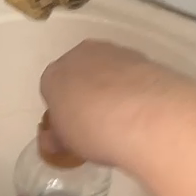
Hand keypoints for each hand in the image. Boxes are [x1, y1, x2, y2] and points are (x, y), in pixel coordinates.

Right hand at [39, 40, 195, 170]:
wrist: (142, 115)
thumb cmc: (94, 130)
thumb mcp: (69, 144)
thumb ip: (58, 138)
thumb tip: (53, 140)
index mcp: (54, 75)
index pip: (52, 89)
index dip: (64, 110)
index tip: (75, 127)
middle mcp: (80, 55)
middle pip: (80, 73)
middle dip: (86, 92)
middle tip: (97, 122)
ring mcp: (113, 52)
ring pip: (107, 69)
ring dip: (112, 87)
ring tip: (125, 118)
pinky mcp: (142, 56)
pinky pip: (132, 72)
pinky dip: (135, 85)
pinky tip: (143, 109)